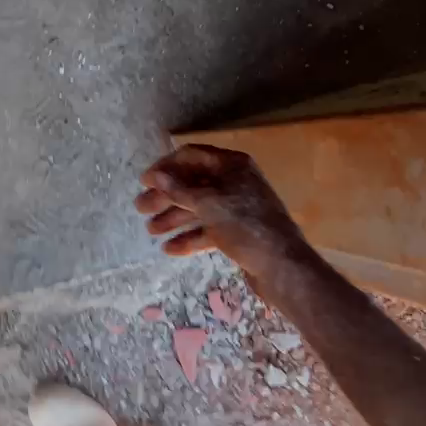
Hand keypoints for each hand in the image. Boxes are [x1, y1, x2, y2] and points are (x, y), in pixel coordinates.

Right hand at [135, 144, 311, 275]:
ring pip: (199, 208)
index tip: (144, 181)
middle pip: (192, 184)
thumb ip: (178, 189)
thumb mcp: (207, 204)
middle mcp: (234, 182)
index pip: (190, 156)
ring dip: (174, 218)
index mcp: (231, 165)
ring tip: (151, 231)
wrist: (285, 269)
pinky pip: (209, 229)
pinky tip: (170, 249)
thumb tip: (155, 176)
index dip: (165, 167)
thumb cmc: (246, 226)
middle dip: (165, 197)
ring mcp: (237, 208)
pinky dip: (191, 237)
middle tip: (140, 208)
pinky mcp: (239, 233)